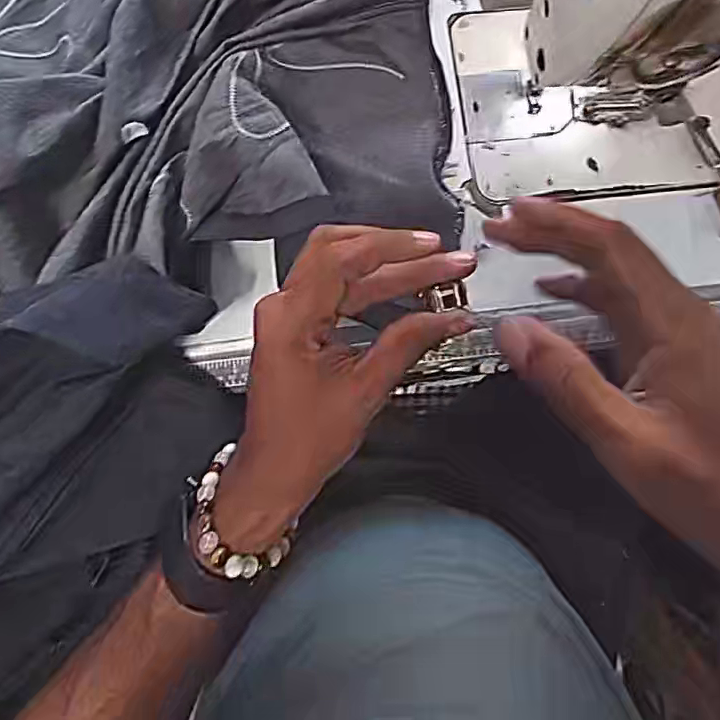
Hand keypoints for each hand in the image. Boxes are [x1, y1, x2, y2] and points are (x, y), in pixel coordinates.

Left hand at [214, 226, 475, 551]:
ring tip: (432, 266)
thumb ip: (407, 343)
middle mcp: (283, 306)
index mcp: (290, 318)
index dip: (392, 246)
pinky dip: (374, 284)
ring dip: (388, 265)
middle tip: (436, 250)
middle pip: (338, 250)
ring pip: (341, 268)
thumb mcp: (364, 391)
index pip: (342, 257)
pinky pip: (338, 288)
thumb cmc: (301, 444)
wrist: (273, 473)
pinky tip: (405, 287)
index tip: (430, 247)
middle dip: (392, 246)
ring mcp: (288, 312)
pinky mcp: (299, 322)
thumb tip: (446, 317)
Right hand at [483, 198, 719, 609]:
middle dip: (556, 228)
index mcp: (674, 323)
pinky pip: (621, 300)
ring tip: (519, 244)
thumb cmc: (705, 489)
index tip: (515, 212)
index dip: (561, 223)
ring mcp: (678, 328)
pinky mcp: (672, 347)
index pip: (613, 249)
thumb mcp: (626, 442)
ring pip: (616, 270)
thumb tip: (510, 328)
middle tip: (504, 225)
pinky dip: (583, 285)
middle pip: (614, 249)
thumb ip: (567, 381)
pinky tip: (553, 289)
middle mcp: (680, 313)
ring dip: (567, 251)